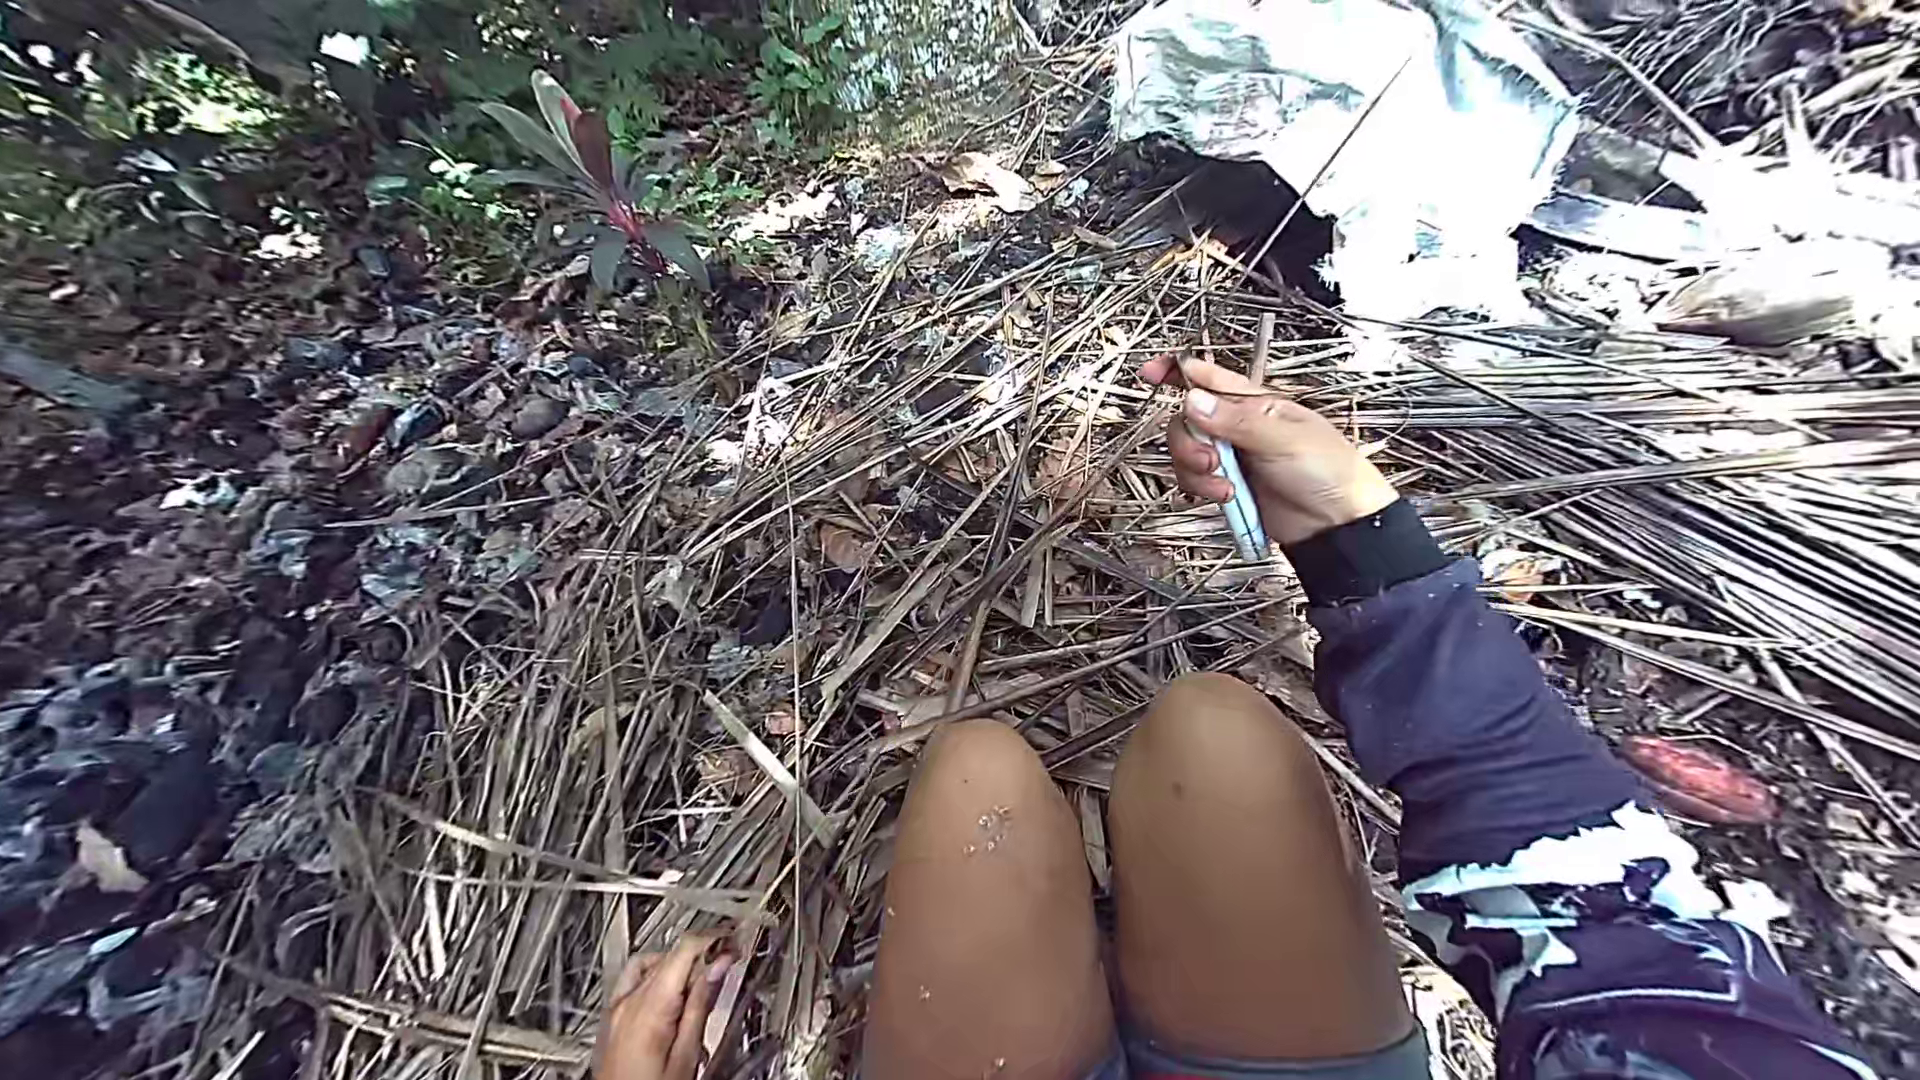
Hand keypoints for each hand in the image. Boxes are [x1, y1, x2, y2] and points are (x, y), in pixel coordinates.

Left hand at [594, 933, 733, 1079]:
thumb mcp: (686, 1056)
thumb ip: (702, 1004)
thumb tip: (719, 964)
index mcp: (650, 1007)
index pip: (686, 947)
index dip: (715, 940)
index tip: (734, 944)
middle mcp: (628, 1001)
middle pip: (673, 954)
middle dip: (705, 953)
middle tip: (728, 963)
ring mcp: (616, 1009)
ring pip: (657, 962)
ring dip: (684, 962)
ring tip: (704, 978)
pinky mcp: (612, 1018)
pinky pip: (635, 977)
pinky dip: (657, 971)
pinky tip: (671, 984)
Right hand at [1139, 353, 1397, 544]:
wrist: (1334, 524)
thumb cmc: (1329, 472)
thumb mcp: (1284, 439)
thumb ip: (1236, 420)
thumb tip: (1192, 400)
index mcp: (1256, 403)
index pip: (1209, 377)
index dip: (1178, 371)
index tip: (1151, 371)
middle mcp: (1237, 426)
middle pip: (1186, 420)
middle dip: (1188, 442)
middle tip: (1209, 460)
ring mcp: (1230, 456)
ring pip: (1185, 453)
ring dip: (1196, 471)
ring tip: (1224, 485)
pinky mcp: (1224, 483)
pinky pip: (1192, 479)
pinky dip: (1201, 488)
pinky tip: (1225, 496)